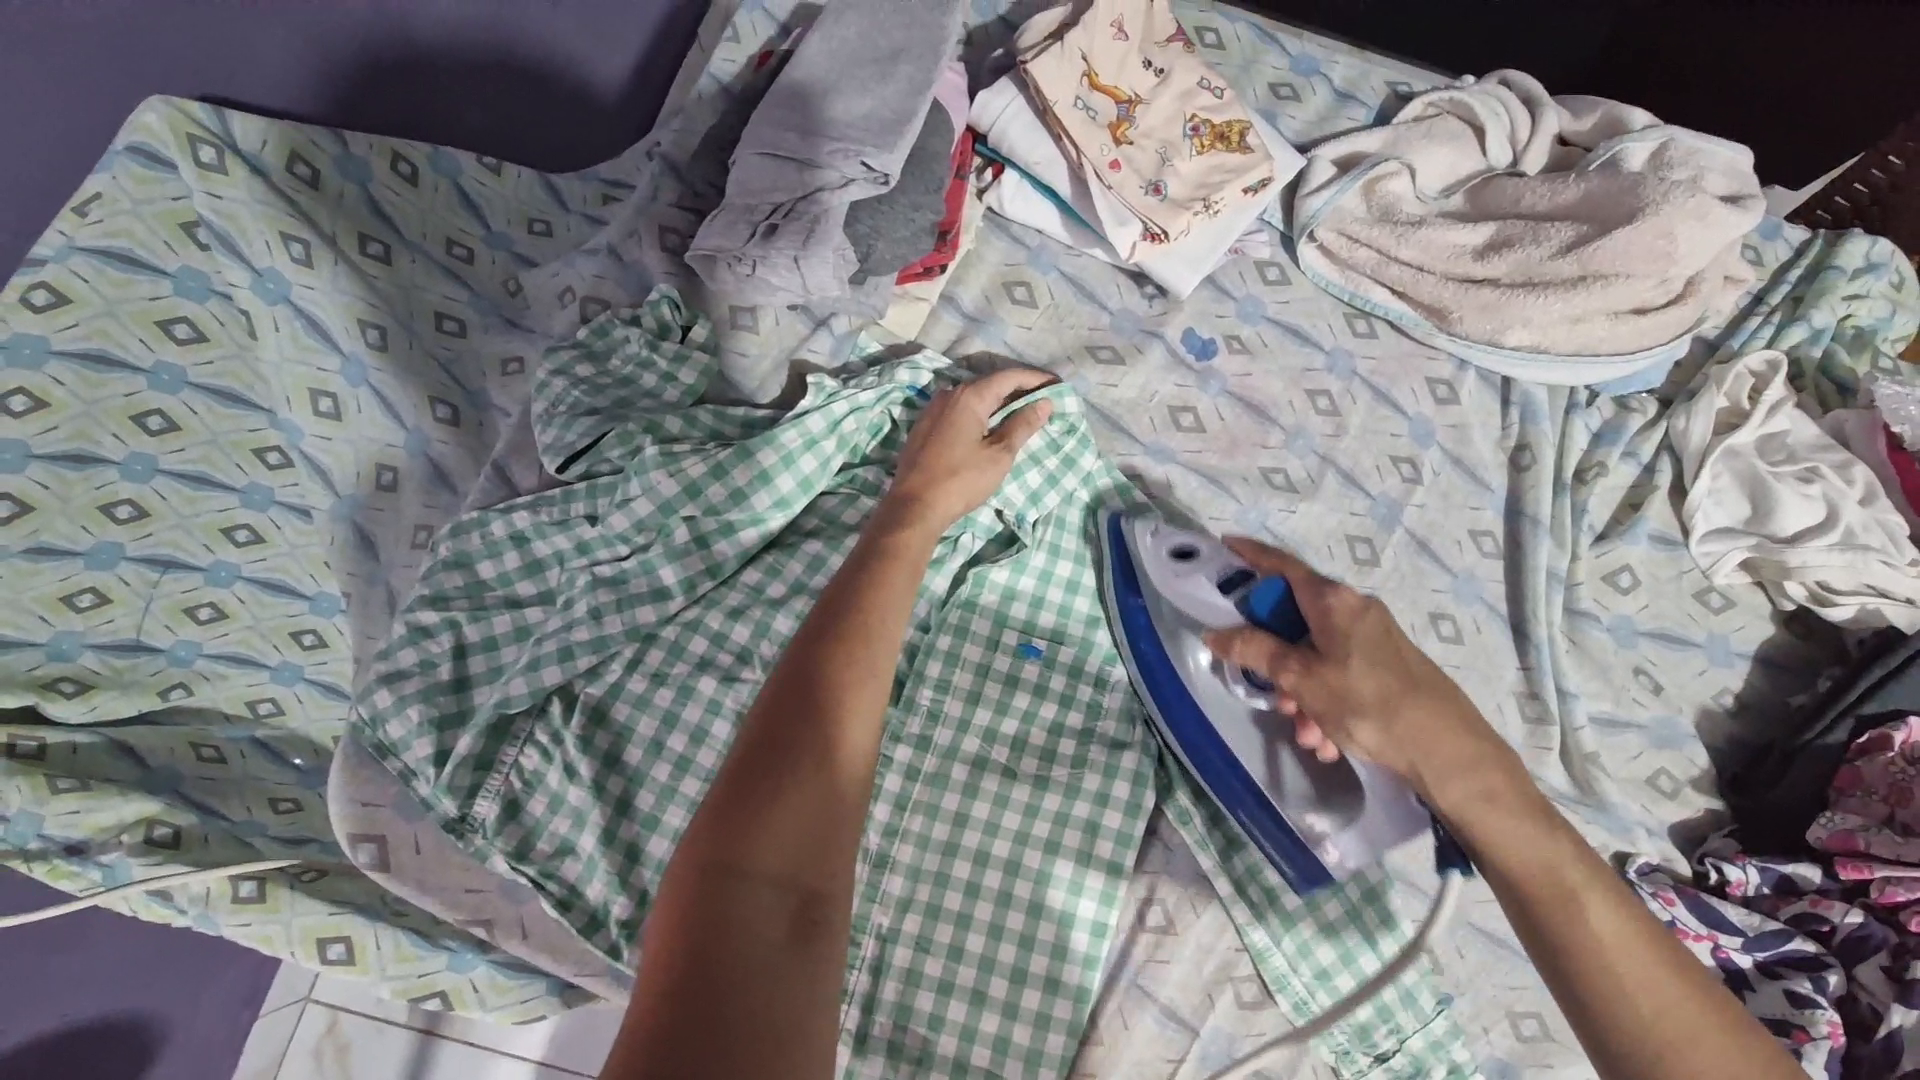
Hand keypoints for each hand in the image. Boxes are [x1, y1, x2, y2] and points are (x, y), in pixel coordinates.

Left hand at [878, 368, 1056, 535]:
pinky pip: (958, 411)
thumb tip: (1044, 404)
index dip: (1035, 379)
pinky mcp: (925, 427)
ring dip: (998, 403)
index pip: (1009, 376)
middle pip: (990, 384)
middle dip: (1018, 390)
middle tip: (1043, 400)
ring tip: (1021, 413)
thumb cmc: (961, 480)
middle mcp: (949, 395)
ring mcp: (933, 410)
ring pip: (973, 398)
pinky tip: (990, 426)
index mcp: (969, 396)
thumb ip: (1022, 425)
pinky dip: (979, 413)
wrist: (914, 506)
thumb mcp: (999, 455)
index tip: (1057, 386)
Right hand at [1202, 537, 1517, 800]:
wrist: (1447, 750)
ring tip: (1304, 733)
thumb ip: (1255, 651)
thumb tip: (1215, 633)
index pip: (1282, 565)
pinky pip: (1338, 674)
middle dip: (1271, 656)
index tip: (1225, 546)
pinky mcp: (1385, 665)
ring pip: (1313, 654)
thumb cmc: (1368, 704)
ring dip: (1298, 692)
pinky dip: (1323, 703)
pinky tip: (1326, 741)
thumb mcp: (1301, 678)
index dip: (1250, 554)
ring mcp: (1372, 637)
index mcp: (1333, 601)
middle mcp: (1353, 609)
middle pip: (1293, 618)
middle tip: (1261, 687)